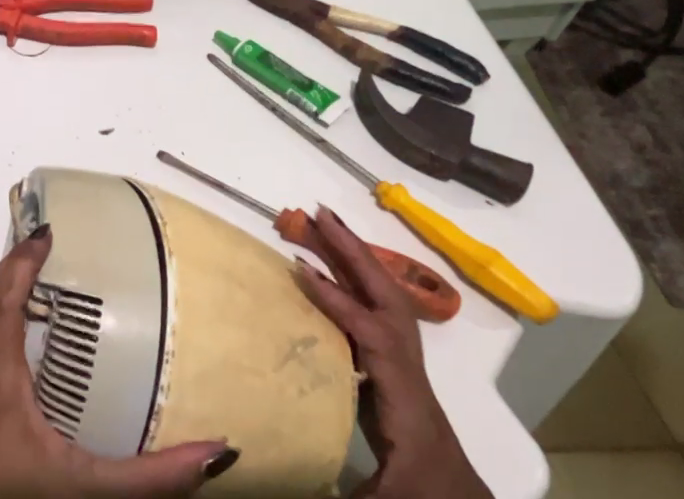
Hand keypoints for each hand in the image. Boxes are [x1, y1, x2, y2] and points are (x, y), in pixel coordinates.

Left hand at [0, 224, 237, 497]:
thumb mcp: (91, 489)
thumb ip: (152, 475)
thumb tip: (216, 452)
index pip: (1, 301)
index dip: (20, 261)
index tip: (47, 233)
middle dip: (12, 263)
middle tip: (50, 243)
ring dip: (5, 289)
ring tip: (45, 276)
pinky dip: (1, 318)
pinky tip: (33, 332)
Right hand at [294, 208, 491, 498]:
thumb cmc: (418, 492)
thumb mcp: (385, 497)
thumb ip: (340, 490)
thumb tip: (265, 473)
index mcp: (404, 398)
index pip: (371, 338)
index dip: (337, 304)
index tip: (300, 270)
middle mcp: (408, 369)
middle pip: (386, 300)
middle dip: (355, 254)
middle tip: (318, 214)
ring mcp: (403, 364)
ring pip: (383, 300)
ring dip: (353, 259)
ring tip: (320, 225)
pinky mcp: (392, 366)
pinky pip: (374, 312)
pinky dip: (352, 282)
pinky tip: (326, 270)